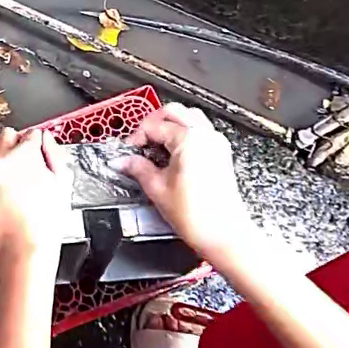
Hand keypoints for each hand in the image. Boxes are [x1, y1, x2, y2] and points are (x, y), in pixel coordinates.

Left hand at [0, 128, 69, 279]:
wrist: (24, 249)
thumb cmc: (45, 224)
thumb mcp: (63, 185)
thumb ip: (56, 156)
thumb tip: (48, 140)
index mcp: (27, 155)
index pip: (33, 134)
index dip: (37, 141)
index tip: (38, 147)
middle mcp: (3, 159)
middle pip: (9, 134)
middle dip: (17, 141)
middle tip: (23, 153)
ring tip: (3, 153)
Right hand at [113, 104, 256, 264]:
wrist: (225, 235)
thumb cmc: (199, 216)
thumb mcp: (157, 189)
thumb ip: (137, 168)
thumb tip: (123, 161)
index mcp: (189, 139)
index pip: (154, 125)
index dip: (136, 137)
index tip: (128, 150)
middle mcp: (205, 136)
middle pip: (173, 112)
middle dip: (152, 122)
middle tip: (139, 141)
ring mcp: (216, 144)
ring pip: (189, 117)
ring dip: (169, 125)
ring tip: (155, 144)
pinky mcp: (220, 154)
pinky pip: (200, 131)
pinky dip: (184, 134)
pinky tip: (172, 152)